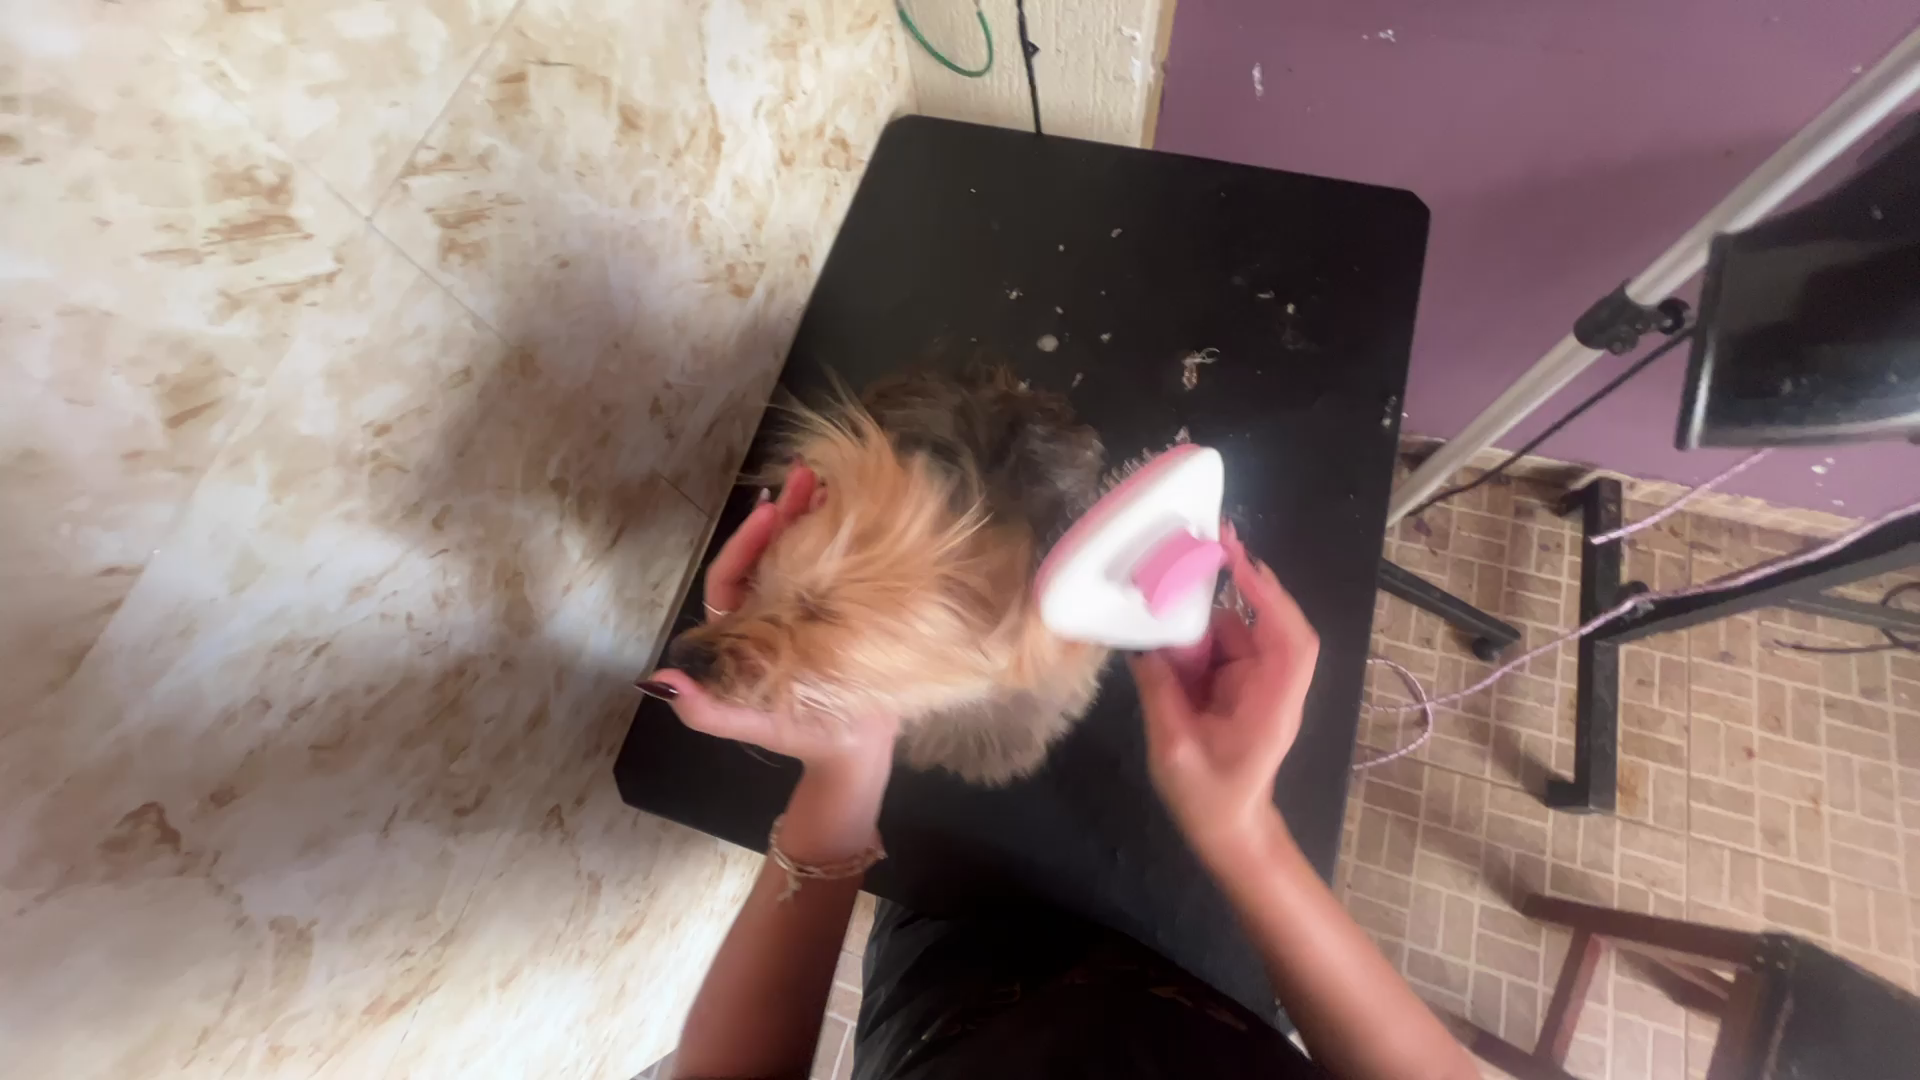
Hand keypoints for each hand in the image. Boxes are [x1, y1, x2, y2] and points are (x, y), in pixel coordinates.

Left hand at [644, 465, 898, 773]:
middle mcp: (771, 609)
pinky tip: (857, 513)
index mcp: (742, 627)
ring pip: (805, 554)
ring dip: (815, 517)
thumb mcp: (747, 723)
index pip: (733, 575)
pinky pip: (839, 567)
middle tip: (807, 475)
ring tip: (831, 483)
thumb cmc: (800, 735)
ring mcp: (809, 606)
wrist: (856, 749)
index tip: (769, 510)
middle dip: (786, 514)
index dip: (747, 542)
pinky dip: (845, 538)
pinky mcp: (843, 607)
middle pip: (771, 554)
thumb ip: (703, 708)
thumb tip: (656, 677)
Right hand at [1128, 524, 1318, 864]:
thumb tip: (1143, 648)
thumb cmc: (1211, 801)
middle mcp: (1269, 685)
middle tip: (1199, 551)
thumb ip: (1160, 694)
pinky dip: (1186, 642)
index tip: (1239, 562)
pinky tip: (1157, 641)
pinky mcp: (1233, 686)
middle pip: (1261, 624)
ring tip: (1155, 610)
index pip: (1289, 641)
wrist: (1229, 831)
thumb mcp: (1174, 751)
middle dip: (1236, 587)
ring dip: (1195, 624)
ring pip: (1231, 633)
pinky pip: (1214, 650)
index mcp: (1272, 704)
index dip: (1270, 598)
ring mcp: (1252, 683)